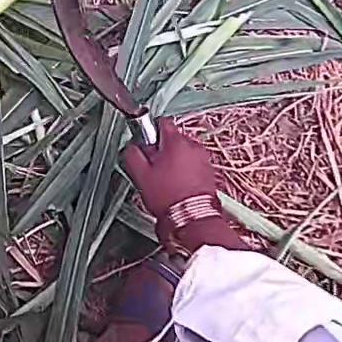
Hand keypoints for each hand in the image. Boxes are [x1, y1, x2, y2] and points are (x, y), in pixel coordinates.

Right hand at [120, 117, 244, 252]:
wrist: (192, 219)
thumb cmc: (169, 197)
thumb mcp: (140, 173)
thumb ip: (132, 153)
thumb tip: (132, 147)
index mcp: (176, 142)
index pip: (160, 122)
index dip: (148, 132)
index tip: (144, 145)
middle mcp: (193, 147)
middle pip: (171, 138)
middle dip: (160, 149)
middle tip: (151, 167)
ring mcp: (203, 159)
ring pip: (181, 152)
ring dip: (172, 160)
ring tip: (164, 178)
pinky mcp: (209, 171)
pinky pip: (191, 163)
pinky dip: (183, 170)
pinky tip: (175, 185)